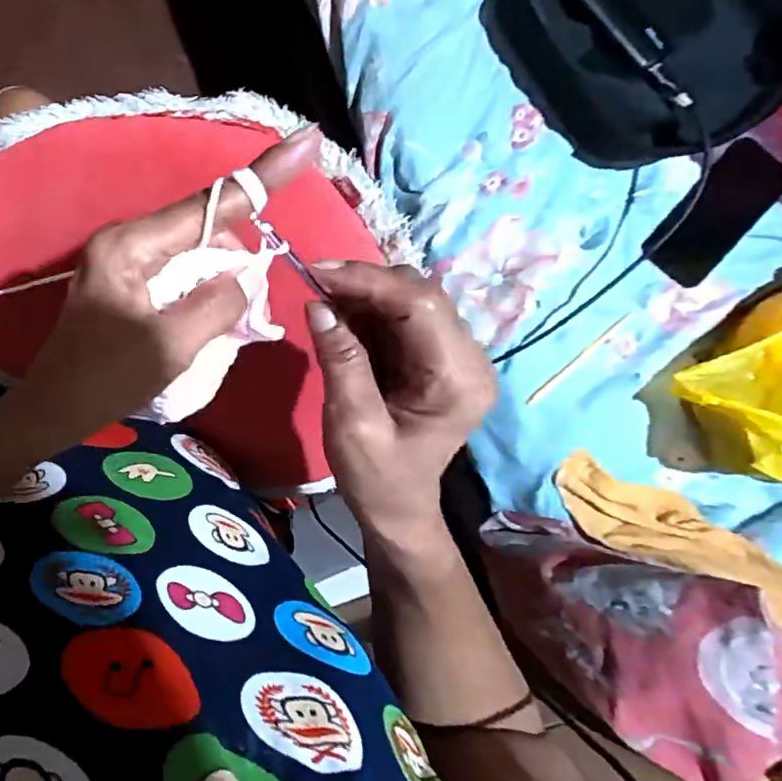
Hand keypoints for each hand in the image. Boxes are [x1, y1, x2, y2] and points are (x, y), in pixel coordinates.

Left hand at [13, 125, 322, 439]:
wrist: (53, 408)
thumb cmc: (106, 379)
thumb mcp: (172, 345)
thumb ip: (218, 304)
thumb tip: (243, 278)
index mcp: (130, 246)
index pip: (208, 205)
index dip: (261, 177)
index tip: (305, 139)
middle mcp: (122, 240)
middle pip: (199, 227)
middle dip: (236, 254)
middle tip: (255, 302)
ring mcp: (117, 258)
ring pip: (188, 250)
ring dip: (217, 274)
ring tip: (233, 315)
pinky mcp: (119, 280)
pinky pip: (171, 269)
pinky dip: (197, 286)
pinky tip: (210, 311)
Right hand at [307, 262, 495, 548]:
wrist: (396, 508)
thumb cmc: (376, 476)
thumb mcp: (352, 424)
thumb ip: (341, 361)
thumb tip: (319, 305)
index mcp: (458, 378)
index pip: (420, 305)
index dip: (369, 280)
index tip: (317, 272)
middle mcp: (468, 358)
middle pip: (420, 294)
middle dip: (365, 282)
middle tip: (313, 282)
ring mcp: (454, 356)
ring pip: (410, 298)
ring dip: (363, 292)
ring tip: (320, 296)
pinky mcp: (433, 357)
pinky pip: (400, 316)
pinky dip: (366, 308)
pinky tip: (337, 313)